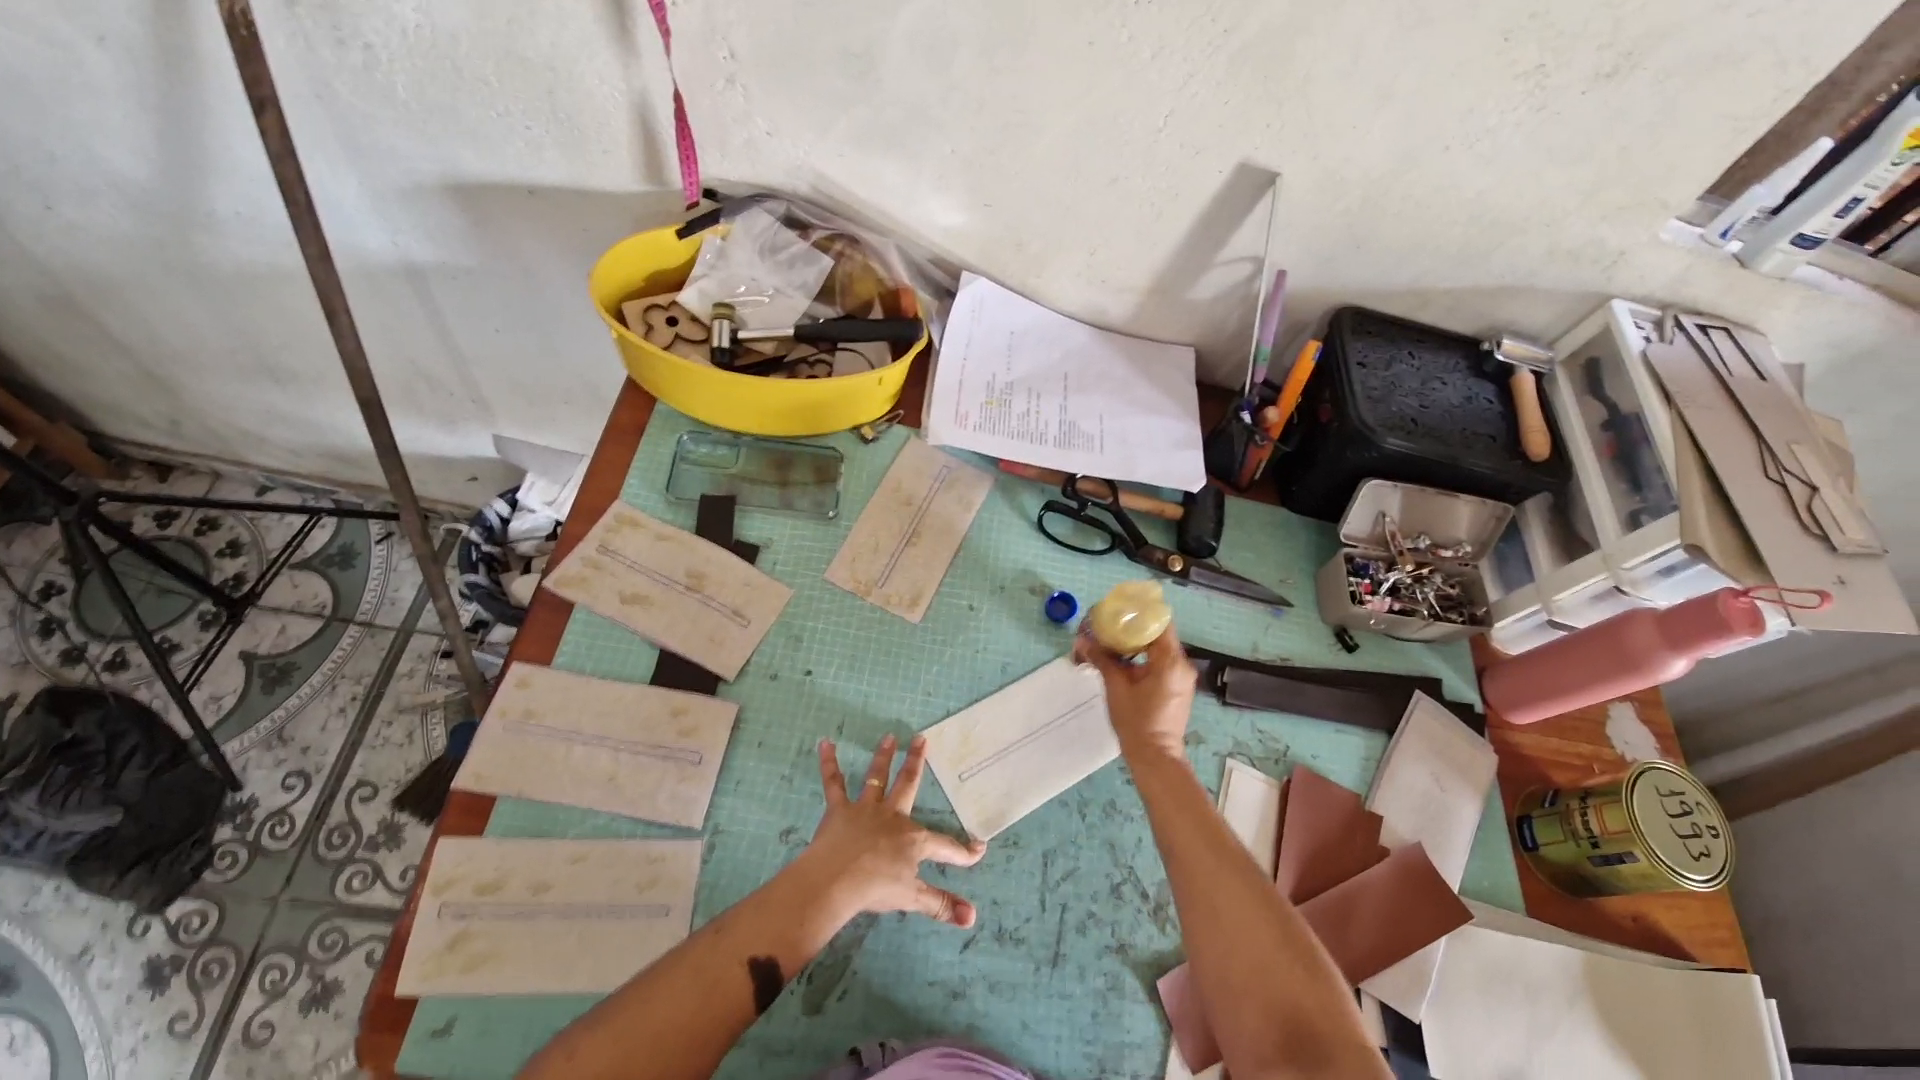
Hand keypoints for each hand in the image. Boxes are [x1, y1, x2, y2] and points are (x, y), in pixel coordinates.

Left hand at [794, 735, 987, 927]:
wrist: (835, 881)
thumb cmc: (875, 889)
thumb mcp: (913, 899)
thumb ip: (942, 905)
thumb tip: (973, 918)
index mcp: (913, 840)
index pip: (945, 847)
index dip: (963, 852)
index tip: (979, 849)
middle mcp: (893, 816)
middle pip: (908, 785)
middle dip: (917, 763)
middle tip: (922, 739)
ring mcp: (865, 809)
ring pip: (876, 778)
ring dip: (883, 756)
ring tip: (889, 737)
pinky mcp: (838, 810)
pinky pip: (834, 783)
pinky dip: (829, 764)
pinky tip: (825, 744)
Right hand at [1074, 621, 1197, 762]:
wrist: (1155, 757)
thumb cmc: (1136, 722)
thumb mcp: (1116, 687)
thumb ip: (1102, 660)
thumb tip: (1082, 641)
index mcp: (1170, 662)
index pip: (1160, 624)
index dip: (1141, 614)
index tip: (1120, 611)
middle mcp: (1182, 665)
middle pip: (1160, 635)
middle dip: (1135, 629)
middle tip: (1110, 626)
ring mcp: (1182, 677)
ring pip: (1160, 649)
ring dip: (1138, 644)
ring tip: (1114, 643)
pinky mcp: (1178, 687)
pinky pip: (1162, 663)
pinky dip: (1145, 658)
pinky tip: (1125, 662)